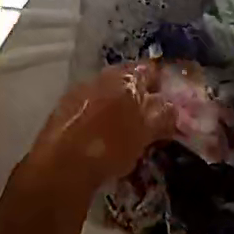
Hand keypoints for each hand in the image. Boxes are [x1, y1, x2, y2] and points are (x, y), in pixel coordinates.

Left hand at [27, 60, 179, 188]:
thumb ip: (163, 116)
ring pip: (109, 93)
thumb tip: (172, 108)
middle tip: (149, 121)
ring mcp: (82, 89)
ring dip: (119, 107)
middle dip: (140, 97)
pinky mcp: (65, 107)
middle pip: (129, 80)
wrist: (61, 164)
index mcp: (127, 77)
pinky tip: (101, 137)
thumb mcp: (146, 133)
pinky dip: (100, 117)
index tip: (169, 104)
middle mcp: (104, 75)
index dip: (163, 85)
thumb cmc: (110, 146)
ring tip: (126, 133)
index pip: (151, 70)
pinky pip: (91, 107)